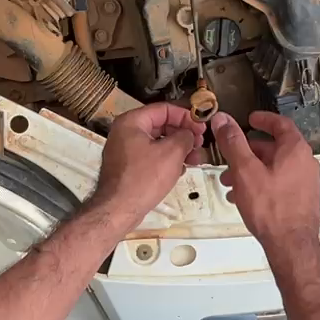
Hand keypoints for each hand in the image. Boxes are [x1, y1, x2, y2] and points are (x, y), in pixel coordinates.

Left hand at [87, 102, 205, 227]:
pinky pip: (151, 155)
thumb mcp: (172, 153)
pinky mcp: (127, 166)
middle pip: (161, 124)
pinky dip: (167, 159)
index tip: (200, 127)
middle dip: (183, 133)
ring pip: (157, 141)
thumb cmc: (142, 180)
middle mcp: (125, 132)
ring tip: (195, 158)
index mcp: (132, 122)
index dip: (186, 117)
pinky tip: (180, 168)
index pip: (164, 109)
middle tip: (199, 143)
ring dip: (178, 148)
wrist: (119, 209)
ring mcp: (124, 150)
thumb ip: (185, 136)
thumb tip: (189, 134)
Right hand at [210, 111, 319, 256]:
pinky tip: (244, 197)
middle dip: (249, 151)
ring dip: (252, 170)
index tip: (251, 119)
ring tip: (231, 182)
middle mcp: (305, 163)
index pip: (281, 124)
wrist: (291, 245)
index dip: (264, 120)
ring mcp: (306, 183)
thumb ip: (233, 143)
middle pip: (275, 148)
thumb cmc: (271, 208)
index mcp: (295, 150)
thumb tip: (223, 120)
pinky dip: (261, 183)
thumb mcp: (245, 170)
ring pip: (275, 168)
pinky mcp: (302, 199)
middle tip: (231, 156)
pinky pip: (279, 183)